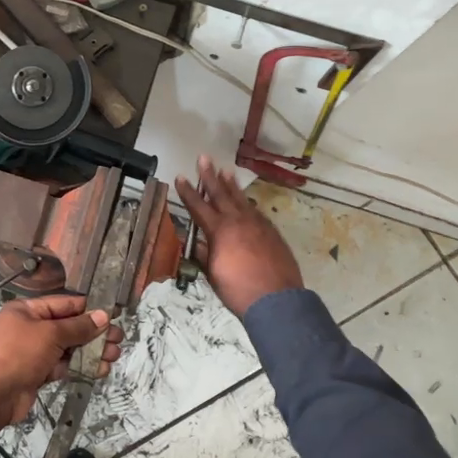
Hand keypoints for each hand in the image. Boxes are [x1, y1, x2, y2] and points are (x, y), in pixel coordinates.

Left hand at [0, 296, 122, 428]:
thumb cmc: (17, 354)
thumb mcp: (49, 334)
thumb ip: (78, 327)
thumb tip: (103, 316)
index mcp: (27, 310)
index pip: (63, 304)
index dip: (88, 308)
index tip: (112, 313)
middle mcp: (30, 328)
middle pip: (68, 327)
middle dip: (94, 333)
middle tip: (118, 339)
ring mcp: (33, 352)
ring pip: (67, 348)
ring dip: (91, 351)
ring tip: (114, 355)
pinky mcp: (37, 373)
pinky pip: (63, 366)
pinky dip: (80, 367)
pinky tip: (100, 369)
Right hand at [175, 154, 304, 315]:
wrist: (276, 299)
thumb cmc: (238, 289)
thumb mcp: (213, 273)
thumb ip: (204, 254)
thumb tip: (196, 241)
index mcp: (219, 231)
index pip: (199, 206)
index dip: (188, 192)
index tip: (181, 177)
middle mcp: (237, 221)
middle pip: (221, 193)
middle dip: (210, 175)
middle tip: (204, 158)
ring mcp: (257, 224)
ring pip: (241, 199)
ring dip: (231, 184)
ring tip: (226, 171)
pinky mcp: (271, 231)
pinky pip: (255, 210)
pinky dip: (246, 202)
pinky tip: (245, 200)